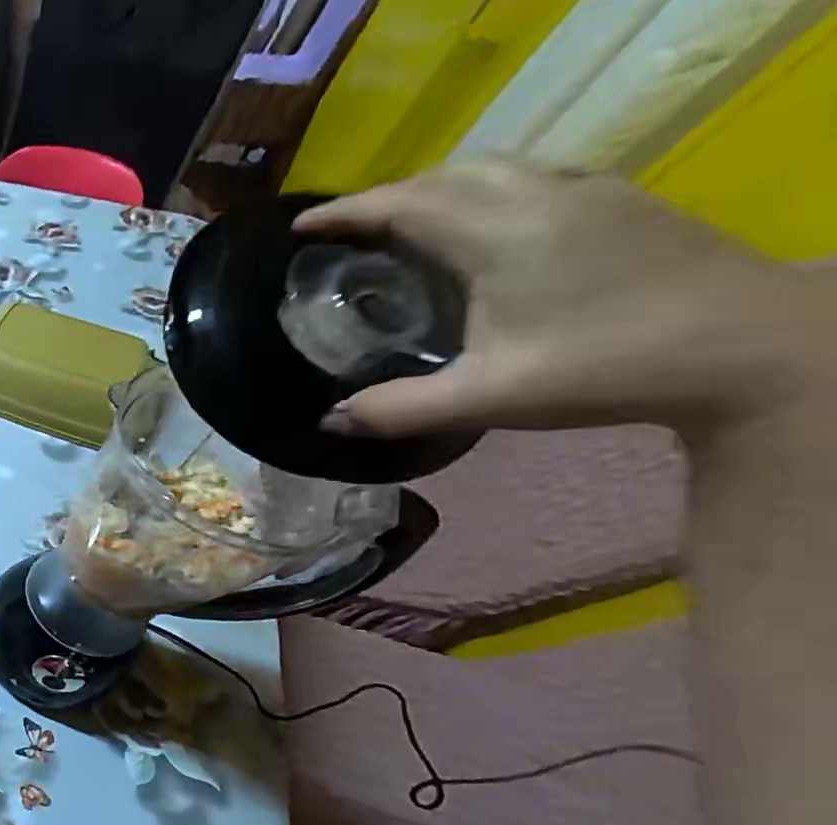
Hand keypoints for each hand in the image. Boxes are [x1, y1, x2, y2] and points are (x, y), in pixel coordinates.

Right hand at [296, 161, 830, 438]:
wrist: (760, 350)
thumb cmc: (608, 367)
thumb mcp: (488, 398)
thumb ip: (398, 409)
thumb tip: (329, 420)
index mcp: (502, 233)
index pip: (406, 203)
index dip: (346, 211)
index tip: (299, 226)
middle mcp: (542, 195)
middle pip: (444, 175)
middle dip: (384, 198)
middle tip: (346, 236)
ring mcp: (588, 192)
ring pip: (490, 168)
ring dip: (434, 190)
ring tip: (402, 230)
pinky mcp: (619, 204)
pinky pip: (526, 177)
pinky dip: (479, 193)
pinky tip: (477, 232)